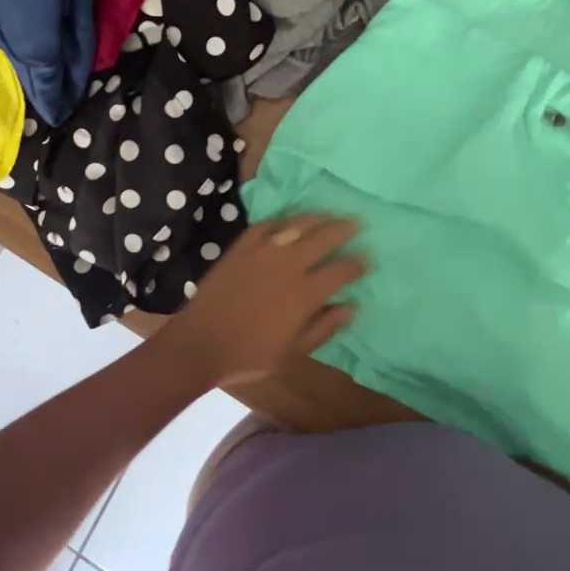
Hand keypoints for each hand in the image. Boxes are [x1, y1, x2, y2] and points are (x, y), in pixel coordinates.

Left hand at [159, 213, 366, 385]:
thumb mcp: (293, 352)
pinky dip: (281, 220)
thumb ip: (324, 327)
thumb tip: (351, 307)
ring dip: (317, 218)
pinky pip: (265, 226)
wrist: (201, 343)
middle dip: (344, 229)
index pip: (341, 270)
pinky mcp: (240, 248)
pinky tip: (289, 221)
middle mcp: (288, 266)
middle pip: (323, 238)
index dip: (358, 263)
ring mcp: (262, 253)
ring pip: (296, 225)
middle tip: (357, 223)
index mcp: (305, 294)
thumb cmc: (250, 355)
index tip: (368, 259)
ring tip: (329, 215)